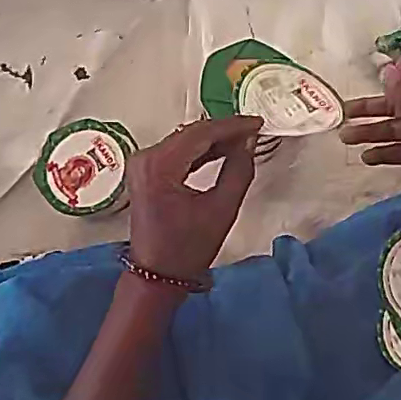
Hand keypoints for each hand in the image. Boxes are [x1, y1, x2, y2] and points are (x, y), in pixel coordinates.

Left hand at [126, 115, 262, 284]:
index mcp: (160, 166)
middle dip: (223, 131)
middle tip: (253, 130)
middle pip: (191, 134)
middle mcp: (146, 158)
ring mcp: (143, 164)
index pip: (200, 134)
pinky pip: (177, 152)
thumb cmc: (188, 248)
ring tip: (244, 140)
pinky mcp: (146, 172)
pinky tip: (223, 151)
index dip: (232, 126)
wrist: (157, 276)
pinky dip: (200, 151)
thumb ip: (238, 170)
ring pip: (185, 141)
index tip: (257, 123)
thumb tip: (248, 142)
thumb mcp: (222, 209)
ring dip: (213, 140)